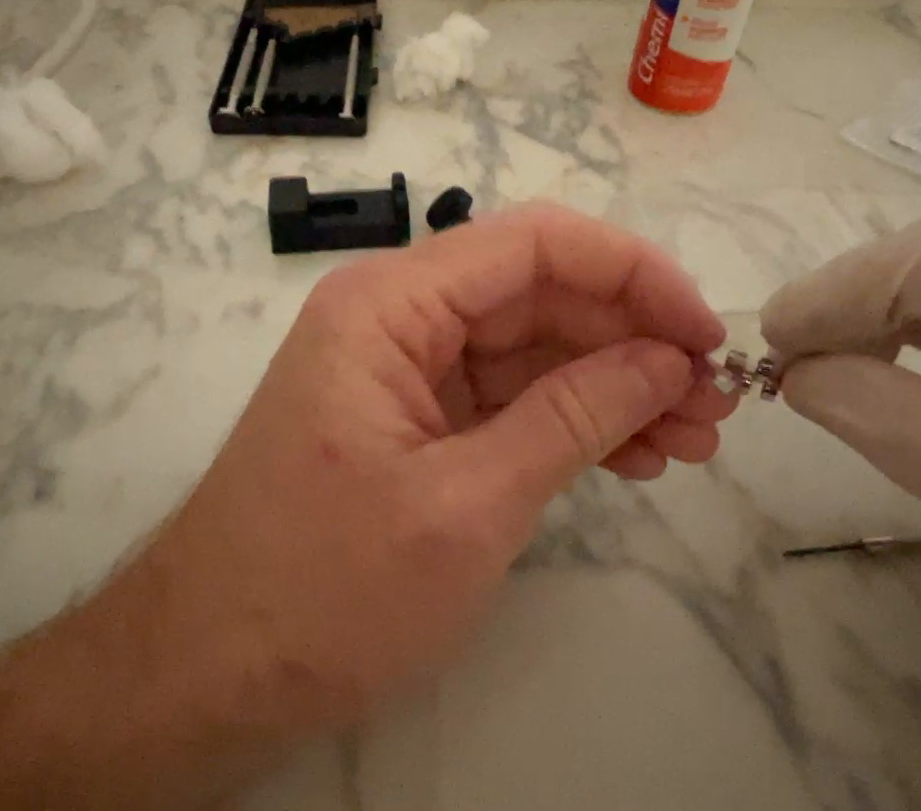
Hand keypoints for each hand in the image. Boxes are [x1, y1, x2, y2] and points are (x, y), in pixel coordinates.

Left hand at [117, 203, 733, 790]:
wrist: (206, 675)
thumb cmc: (324, 591)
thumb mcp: (468, 506)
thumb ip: (573, 418)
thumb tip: (667, 360)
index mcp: (390, 305)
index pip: (535, 244)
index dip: (633, 275)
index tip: (705, 333)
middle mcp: (395, 317)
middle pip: (539, 294)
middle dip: (633, 341)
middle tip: (714, 401)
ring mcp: (404, 371)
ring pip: (532, 349)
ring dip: (614, 386)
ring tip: (692, 438)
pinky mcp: (413, 422)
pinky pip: (507, 399)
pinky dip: (571, 422)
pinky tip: (633, 456)